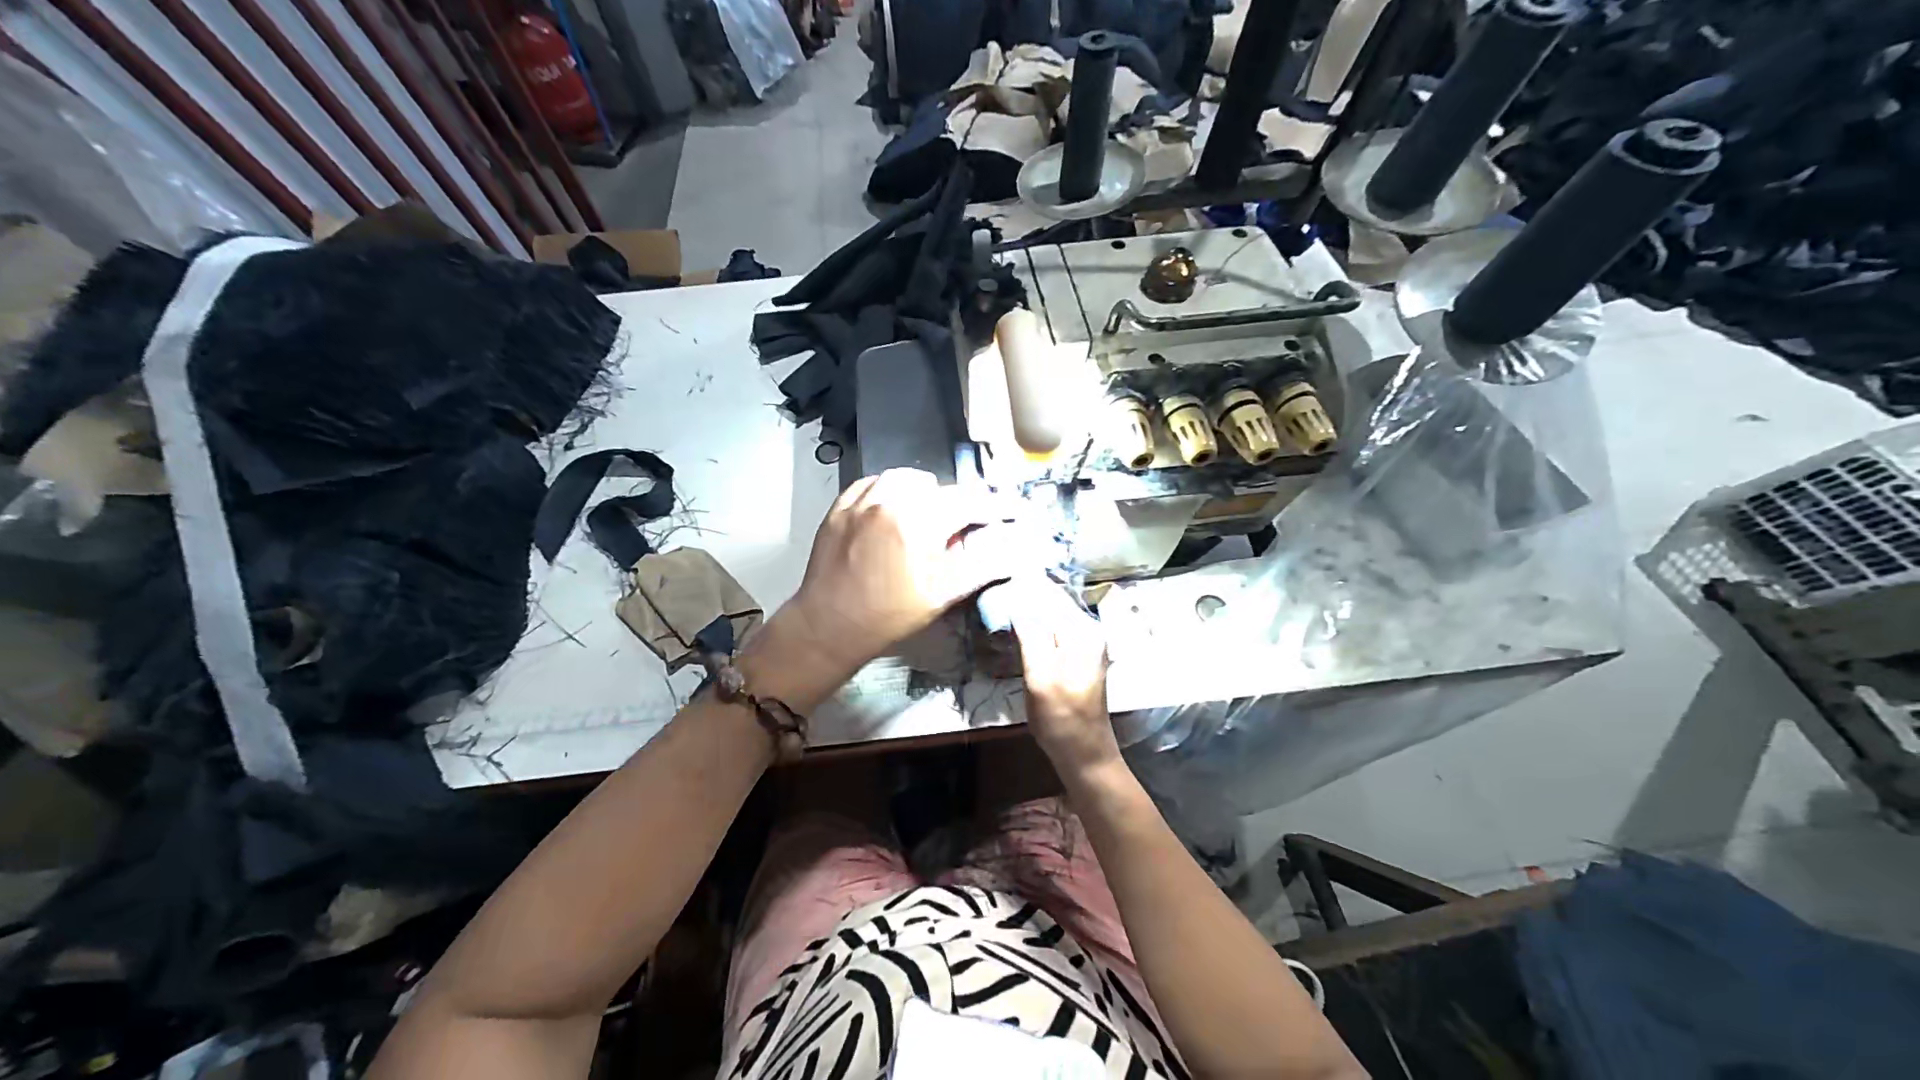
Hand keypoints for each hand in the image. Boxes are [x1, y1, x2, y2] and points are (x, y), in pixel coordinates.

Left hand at [764, 470, 1010, 704]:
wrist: (829, 626)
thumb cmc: (889, 616)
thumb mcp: (941, 595)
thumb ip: (980, 567)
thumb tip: (1013, 551)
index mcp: (918, 523)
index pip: (967, 503)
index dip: (992, 508)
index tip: (1007, 512)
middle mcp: (889, 502)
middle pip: (936, 487)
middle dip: (956, 502)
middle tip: (965, 522)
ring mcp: (860, 502)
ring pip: (902, 478)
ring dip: (922, 490)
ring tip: (929, 511)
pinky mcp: (839, 508)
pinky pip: (870, 483)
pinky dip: (888, 489)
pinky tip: (893, 507)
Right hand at [1012, 578, 1120, 781]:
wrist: (1083, 754)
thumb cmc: (1061, 718)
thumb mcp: (1041, 677)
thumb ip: (1032, 638)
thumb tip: (1018, 607)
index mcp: (1084, 632)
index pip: (1048, 599)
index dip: (1022, 593)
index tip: (998, 587)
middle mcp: (1088, 633)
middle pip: (1050, 607)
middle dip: (1024, 601)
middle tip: (994, 597)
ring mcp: (1084, 647)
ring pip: (1049, 621)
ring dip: (1027, 616)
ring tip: (1001, 610)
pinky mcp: (1075, 660)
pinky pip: (1051, 635)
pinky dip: (1034, 631)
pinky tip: (1017, 633)